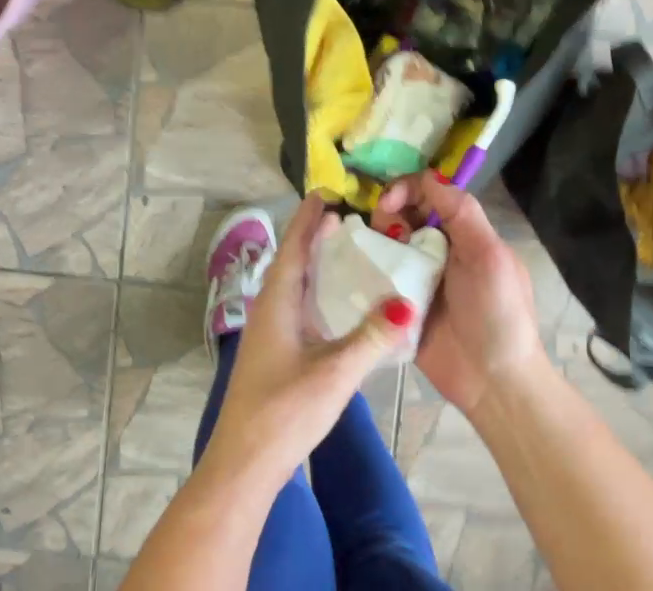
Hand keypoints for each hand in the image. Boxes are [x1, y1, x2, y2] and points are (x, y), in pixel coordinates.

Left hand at [202, 192, 412, 479]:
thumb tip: (406, 303)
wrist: (246, 459)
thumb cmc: (285, 410)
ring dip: (316, 263)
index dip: (308, 219)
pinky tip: (338, 300)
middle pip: (292, 261)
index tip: (327, 193)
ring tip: (346, 247)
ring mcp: (271, 331)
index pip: (292, 247)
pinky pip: (299, 306)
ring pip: (295, 284)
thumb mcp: (335, 373)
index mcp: (277, 303)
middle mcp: (270, 309)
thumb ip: (371, 338)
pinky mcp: (277, 351)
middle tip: (348, 216)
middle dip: (315, 236)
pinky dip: (318, 291)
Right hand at [374, 173, 545, 414]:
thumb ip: (462, 213)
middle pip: (402, 215)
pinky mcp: (397, 307)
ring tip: (367, 254)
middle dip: (385, 213)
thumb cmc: (498, 315)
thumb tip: (427, 178)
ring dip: (372, 241)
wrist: (493, 382)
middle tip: (379, 230)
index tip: (388, 204)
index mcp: (464, 236)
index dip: (406, 189)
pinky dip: (363, 270)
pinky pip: (375, 280)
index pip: (429, 195)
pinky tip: (353, 271)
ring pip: (385, 245)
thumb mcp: (490, 256)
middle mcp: (438, 252)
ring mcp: (416, 280)